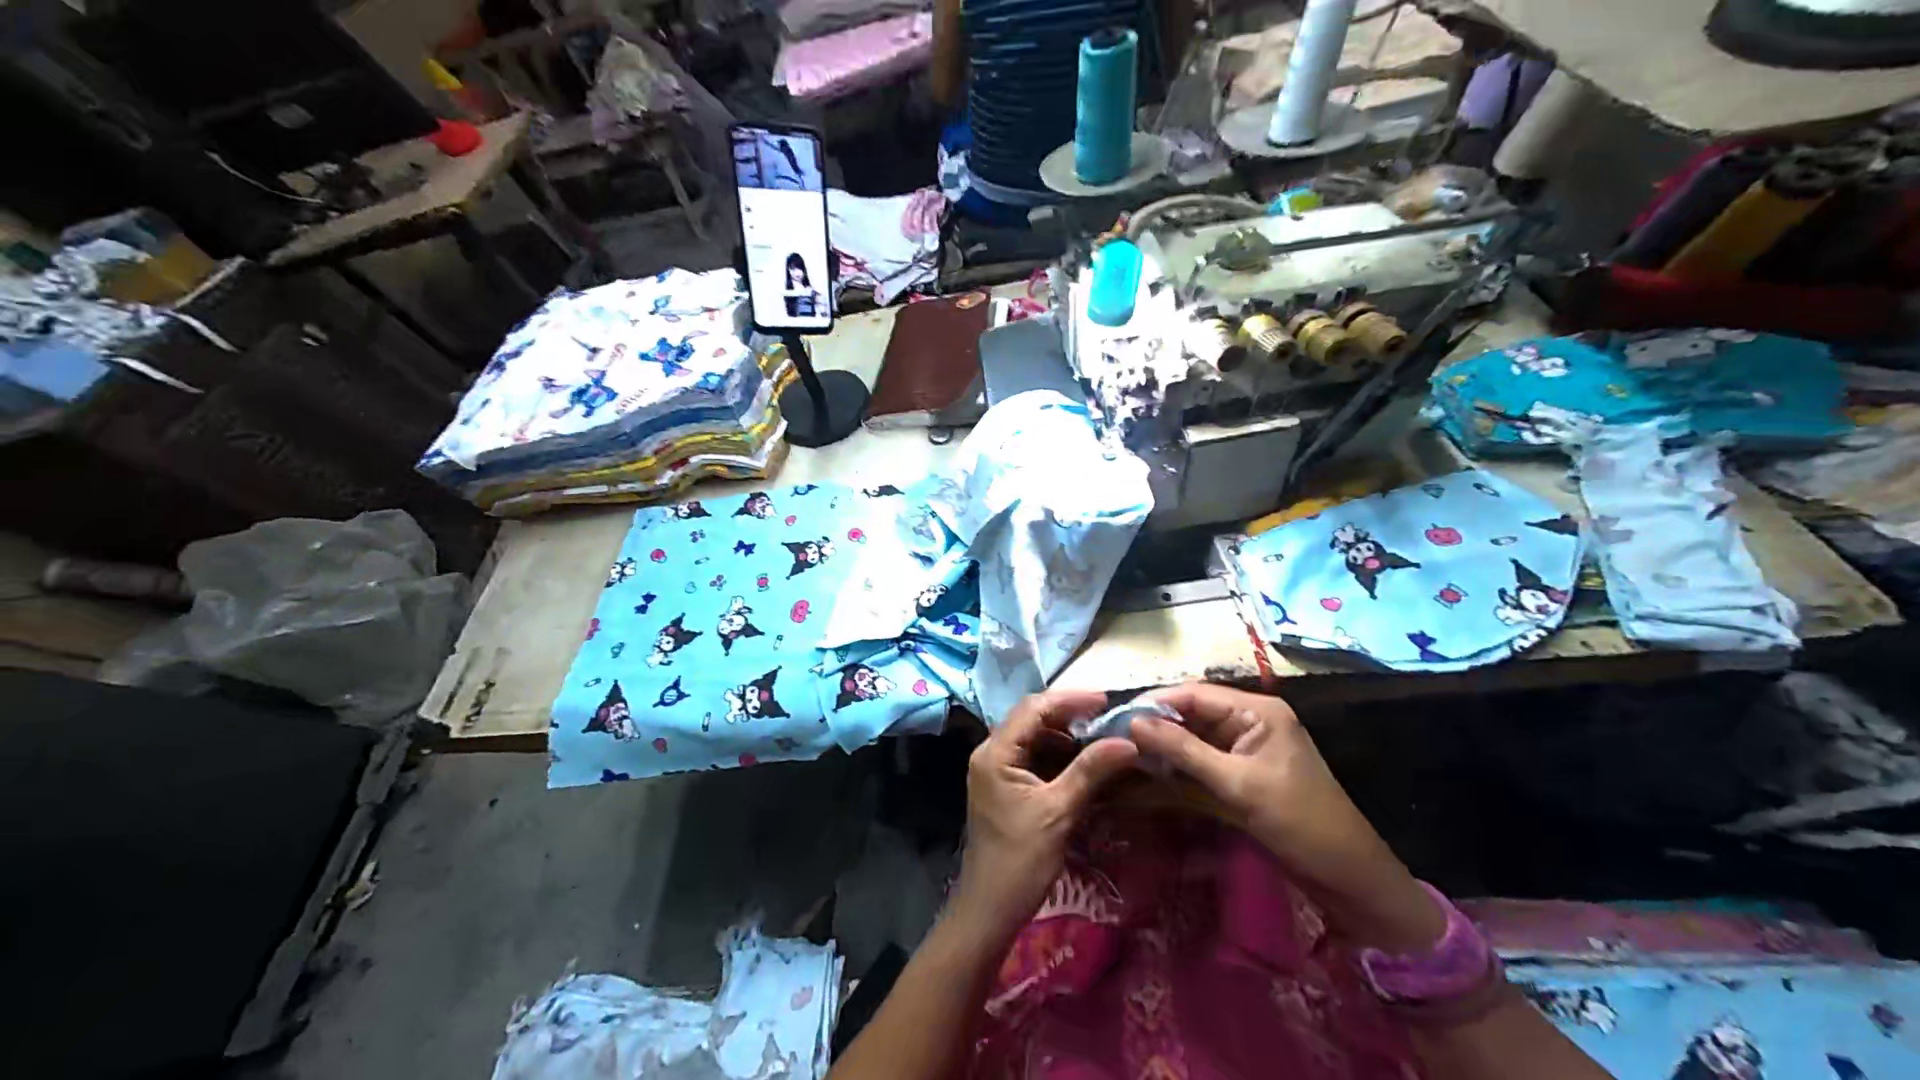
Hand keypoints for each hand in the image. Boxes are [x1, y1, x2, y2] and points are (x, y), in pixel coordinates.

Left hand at [951, 689, 1138, 937]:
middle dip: (1071, 715)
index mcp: (995, 752)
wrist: (991, 908)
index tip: (1107, 701)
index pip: (1033, 708)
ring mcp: (997, 770)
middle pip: (1032, 718)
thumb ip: (1090, 771)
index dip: (1070, 699)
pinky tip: (1086, 761)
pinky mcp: (1006, 786)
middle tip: (1110, 718)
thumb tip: (1128, 742)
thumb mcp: (1059, 812)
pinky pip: (1034, 757)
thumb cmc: (1021, 860)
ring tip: (1103, 737)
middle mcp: (991, 753)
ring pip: (1034, 737)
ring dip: (1067, 735)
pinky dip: (1059, 755)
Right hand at [1129, 683, 1444, 951]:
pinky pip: (1202, 760)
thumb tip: (1133, 722)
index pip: (1194, 694)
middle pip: (1192, 713)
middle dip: (1155, 725)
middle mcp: (1250, 721)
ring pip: (1193, 737)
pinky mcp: (1242, 773)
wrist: (1349, 877)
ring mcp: (1246, 748)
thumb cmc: (1299, 823)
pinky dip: (1178, 766)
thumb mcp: (1237, 785)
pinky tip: (1150, 773)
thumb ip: (1184, 751)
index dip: (1154, 703)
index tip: (1114, 718)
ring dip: (1163, 747)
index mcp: (1258, 711)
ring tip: (1123, 755)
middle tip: (1113, 740)